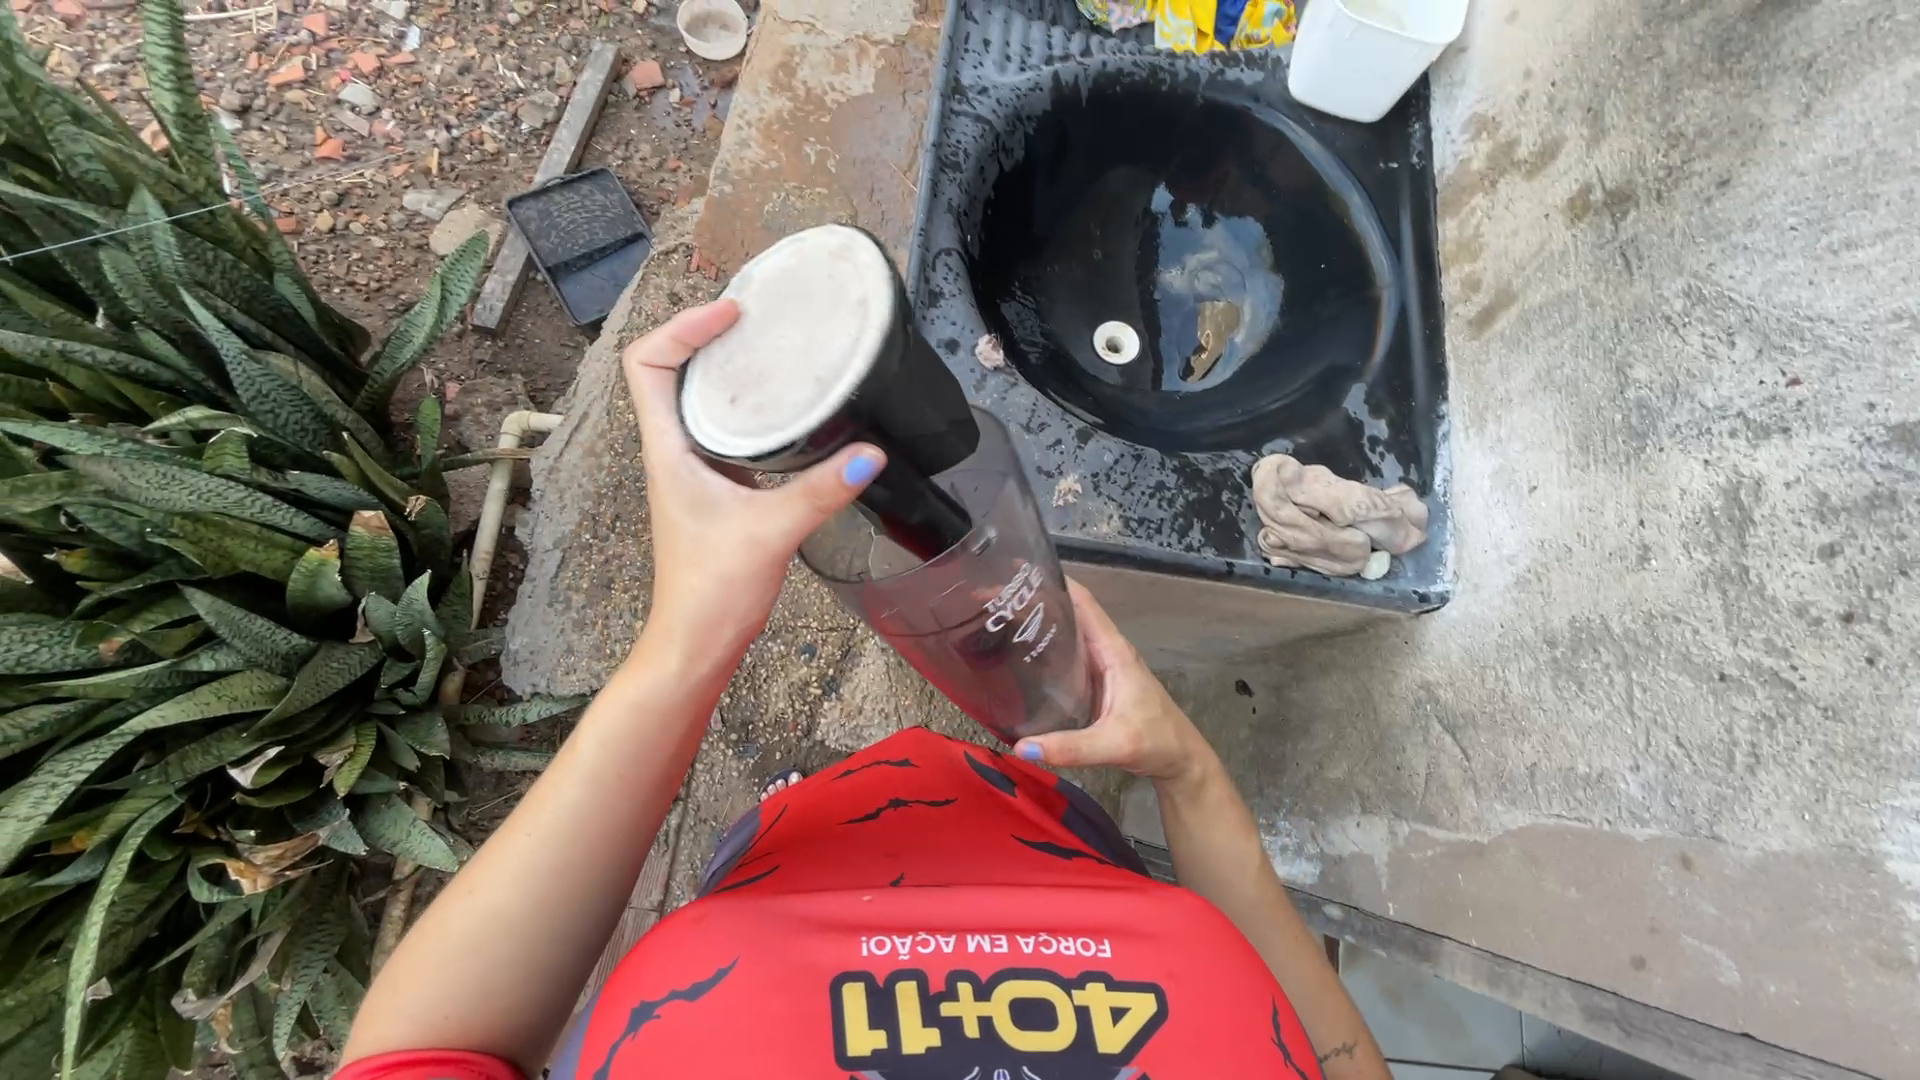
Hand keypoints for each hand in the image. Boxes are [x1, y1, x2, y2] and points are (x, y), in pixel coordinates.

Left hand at [622, 300, 884, 657]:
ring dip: (728, 373)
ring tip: (775, 353)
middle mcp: (674, 452)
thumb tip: (871, 453)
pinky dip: (750, 411)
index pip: (647, 364)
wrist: (699, 638)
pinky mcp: (717, 489)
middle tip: (760, 322)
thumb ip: (821, 490)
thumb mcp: (771, 531)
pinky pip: (727, 432)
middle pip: (672, 372)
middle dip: (708, 337)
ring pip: (700, 402)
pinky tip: (789, 414)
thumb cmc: (713, 589)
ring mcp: (694, 470)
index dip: (681, 328)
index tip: (731, 315)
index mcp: (668, 449)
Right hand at [1011, 579, 1212, 784]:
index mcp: (1113, 650)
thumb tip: (1021, 747)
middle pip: (1067, 612)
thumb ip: (1070, 747)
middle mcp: (1104, 650)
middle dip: (1031, 599)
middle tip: (988, 596)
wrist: (1180, 762)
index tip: (1017, 571)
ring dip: (1033, 620)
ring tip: (993, 615)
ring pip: (1064, 632)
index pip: (1083, 602)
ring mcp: (1098, 665)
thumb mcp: (1115, 745)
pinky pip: (1062, 654)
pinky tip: (1014, 652)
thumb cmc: (1156, 742)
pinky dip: (1039, 645)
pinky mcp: (1092, 682)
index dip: (1053, 582)